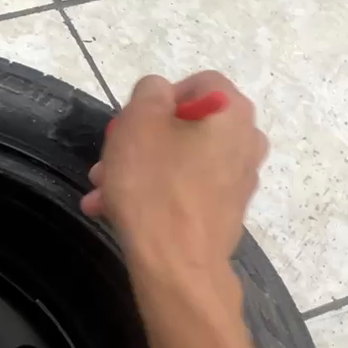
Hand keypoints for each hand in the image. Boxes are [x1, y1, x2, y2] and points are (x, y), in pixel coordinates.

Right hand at [82, 72, 266, 299]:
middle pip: (184, 127)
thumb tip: (159, 93)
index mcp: (233, 111)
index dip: (156, 100)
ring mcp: (237, 180)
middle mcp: (246, 141)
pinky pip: (184, 191)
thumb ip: (148, 92)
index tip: (128, 126)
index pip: (197, 83)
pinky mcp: (223, 212)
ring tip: (101, 194)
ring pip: (178, 162)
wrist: (176, 263)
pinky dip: (154, 195)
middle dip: (138, 143)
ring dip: (137, 172)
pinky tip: (117, 212)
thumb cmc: (154, 185)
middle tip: (106, 164)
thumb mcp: (138, 123)